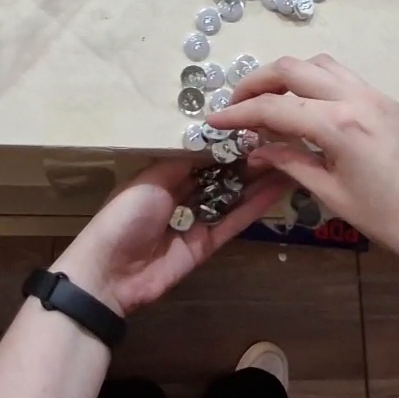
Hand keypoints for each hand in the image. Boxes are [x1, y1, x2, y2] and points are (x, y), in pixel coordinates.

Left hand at [50, 159, 291, 317]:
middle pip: (221, 174)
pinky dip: (254, 206)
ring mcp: (197, 220)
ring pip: (233, 196)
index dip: (226, 141)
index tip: (254, 123)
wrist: (109, 274)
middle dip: (247, 159)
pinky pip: (234, 222)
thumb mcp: (151, 179)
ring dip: (258, 180)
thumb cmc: (123, 217)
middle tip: (281, 139)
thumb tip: (214, 138)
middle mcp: (183, 194)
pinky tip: (278, 188)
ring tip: (289, 159)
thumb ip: (184, 161)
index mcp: (164, 174)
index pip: (202, 154)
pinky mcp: (208, 244)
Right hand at [205, 54, 398, 270]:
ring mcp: (375, 95)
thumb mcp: (334, 195)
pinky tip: (304, 108)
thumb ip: (291, 164)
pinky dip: (313, 82)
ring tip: (268, 102)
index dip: (239, 112)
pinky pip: (341, 76)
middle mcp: (356, 97)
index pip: (276, 107)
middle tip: (235, 104)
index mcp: (340, 124)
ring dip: (287, 75)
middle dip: (257, 81)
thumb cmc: (392, 220)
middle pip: (294, 68)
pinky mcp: (387, 102)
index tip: (213, 120)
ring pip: (319, 64)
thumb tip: (255, 150)